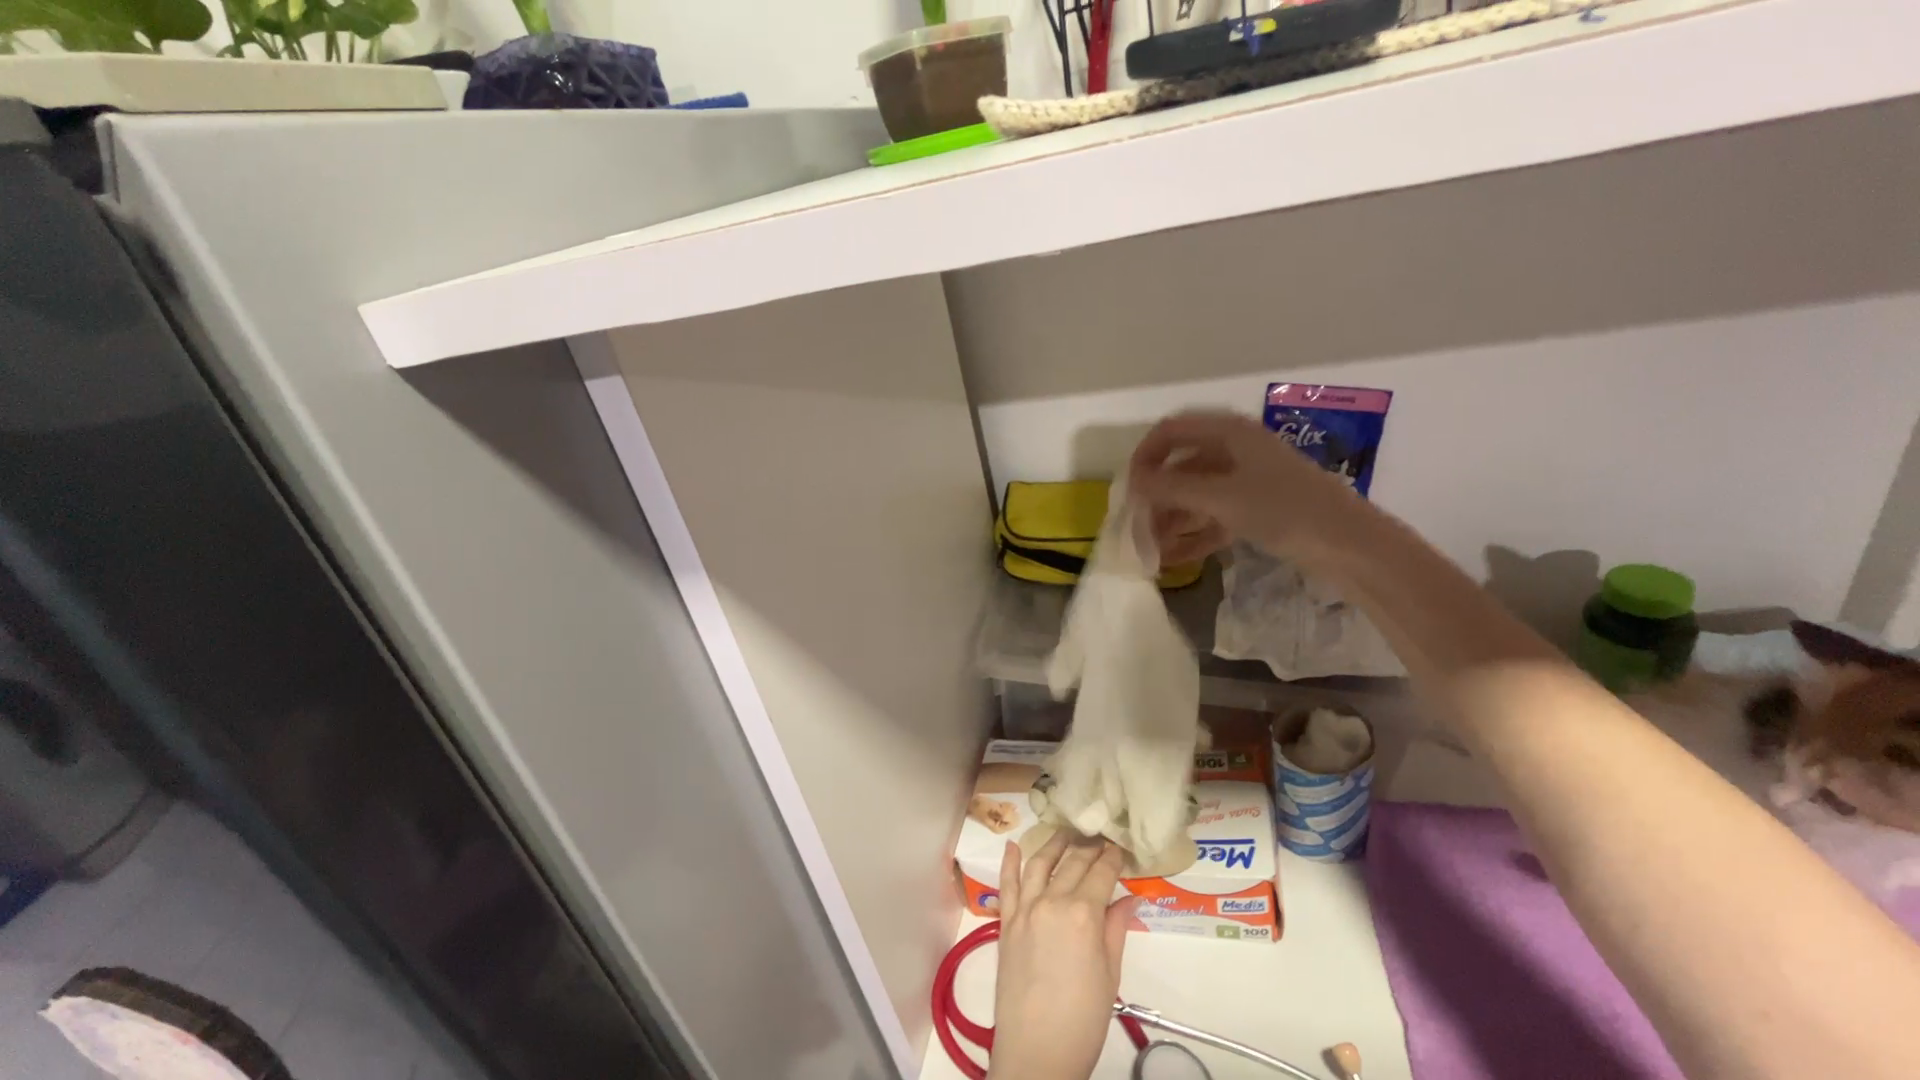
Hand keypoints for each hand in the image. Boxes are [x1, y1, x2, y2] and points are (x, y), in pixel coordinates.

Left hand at [988, 835, 1138, 1079]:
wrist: (1036, 1051)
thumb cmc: (1083, 1018)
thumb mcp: (1110, 974)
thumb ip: (1115, 930)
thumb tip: (1128, 900)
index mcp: (1083, 913)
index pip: (1101, 874)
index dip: (1113, 859)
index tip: (1121, 847)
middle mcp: (1051, 902)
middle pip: (1072, 864)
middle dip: (1088, 848)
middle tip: (1099, 837)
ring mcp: (1024, 911)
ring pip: (1039, 865)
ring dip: (1053, 845)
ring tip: (1066, 832)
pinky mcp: (1005, 924)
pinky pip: (1007, 885)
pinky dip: (1010, 863)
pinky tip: (1014, 846)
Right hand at [1129, 411, 1362, 566]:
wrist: (1349, 544)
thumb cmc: (1284, 510)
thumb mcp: (1221, 498)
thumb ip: (1172, 488)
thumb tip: (1132, 481)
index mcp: (1230, 432)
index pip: (1172, 431)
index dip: (1145, 456)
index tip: (1128, 490)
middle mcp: (1237, 450)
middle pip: (1182, 466)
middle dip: (1157, 497)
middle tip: (1136, 528)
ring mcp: (1249, 481)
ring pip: (1198, 494)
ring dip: (1173, 520)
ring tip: (1151, 551)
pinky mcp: (1260, 510)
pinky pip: (1216, 516)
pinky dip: (1196, 534)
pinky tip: (1177, 560)